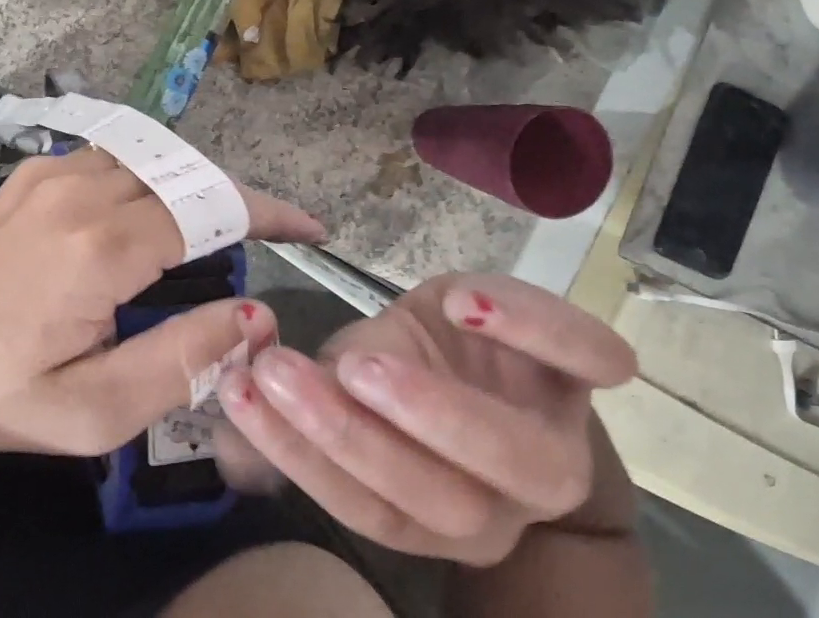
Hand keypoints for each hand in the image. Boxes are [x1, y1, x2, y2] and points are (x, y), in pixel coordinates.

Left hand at [0, 149, 324, 454]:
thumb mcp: (92, 410)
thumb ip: (182, 361)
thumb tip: (256, 316)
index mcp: (97, 247)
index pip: (207, 207)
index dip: (267, 213)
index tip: (310, 230)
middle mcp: (75, 191)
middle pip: (182, 174)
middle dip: (233, 200)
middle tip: (266, 240)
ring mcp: (47, 174)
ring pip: (147, 158)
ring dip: (190, 185)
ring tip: (216, 233)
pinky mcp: (28, 176)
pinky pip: (108, 158)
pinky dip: (148, 177)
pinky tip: (153, 216)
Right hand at [214, 273, 638, 565]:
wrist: (496, 364)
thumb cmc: (402, 385)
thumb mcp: (338, 400)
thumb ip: (291, 424)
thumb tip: (227, 444)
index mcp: (437, 517)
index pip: (370, 508)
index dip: (302, 455)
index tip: (244, 391)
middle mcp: (506, 500)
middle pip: (441, 498)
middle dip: (351, 437)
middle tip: (281, 371)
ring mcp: (556, 439)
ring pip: (514, 454)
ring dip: (430, 409)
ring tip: (356, 356)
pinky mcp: (585, 370)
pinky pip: (591, 361)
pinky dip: (532, 330)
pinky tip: (459, 301)